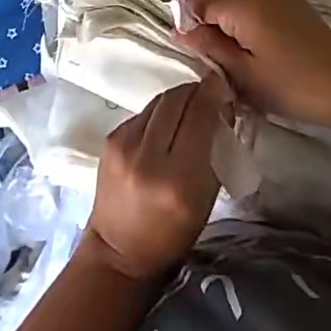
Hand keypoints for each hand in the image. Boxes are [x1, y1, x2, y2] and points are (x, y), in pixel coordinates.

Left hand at [82, 77, 227, 282]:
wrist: (119, 247)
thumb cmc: (172, 231)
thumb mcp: (205, 199)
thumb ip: (213, 152)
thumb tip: (219, 109)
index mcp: (178, 178)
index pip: (197, 117)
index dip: (211, 93)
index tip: (221, 82)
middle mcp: (147, 157)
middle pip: (174, 101)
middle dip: (194, 90)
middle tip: (208, 89)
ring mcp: (123, 145)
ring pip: (156, 103)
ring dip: (176, 98)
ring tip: (190, 103)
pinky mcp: (110, 140)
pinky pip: (141, 115)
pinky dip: (159, 113)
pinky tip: (167, 123)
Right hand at [175, 0, 330, 125]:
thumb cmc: (295, 86)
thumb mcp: (245, 74)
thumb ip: (210, 48)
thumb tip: (181, 30)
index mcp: (244, 6)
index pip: (198, 3)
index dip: (188, 25)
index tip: (193, 55)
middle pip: (221, 7)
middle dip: (212, 34)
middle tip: (218, 70)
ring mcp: (284, 3)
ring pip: (242, 14)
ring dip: (234, 37)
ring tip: (243, 72)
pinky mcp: (299, 15)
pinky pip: (263, 18)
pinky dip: (255, 36)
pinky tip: (265, 63)